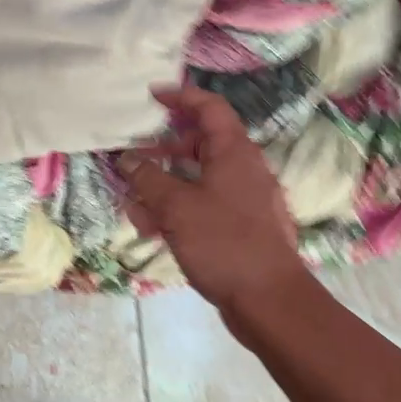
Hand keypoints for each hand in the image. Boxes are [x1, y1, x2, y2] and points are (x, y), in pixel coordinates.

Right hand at [118, 85, 309, 306]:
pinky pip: (207, 205)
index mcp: (234, 152)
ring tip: (136, 202)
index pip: (209, 106)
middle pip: (201, 143)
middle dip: (164, 148)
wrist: (273, 305)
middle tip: (135, 155)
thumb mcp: (175, 206)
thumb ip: (147, 178)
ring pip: (200, 178)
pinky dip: (181, 209)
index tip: (151, 96)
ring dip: (166, 185)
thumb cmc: (224, 243)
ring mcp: (247, 200)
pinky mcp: (245, 228)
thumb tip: (127, 159)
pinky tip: (154, 230)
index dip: (180, 95)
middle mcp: (245, 169)